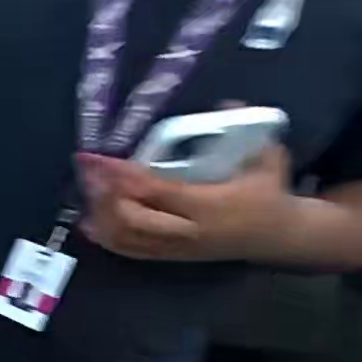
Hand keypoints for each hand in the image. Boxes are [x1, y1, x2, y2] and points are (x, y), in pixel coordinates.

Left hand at [75, 145, 293, 261]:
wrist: (276, 237)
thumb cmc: (269, 193)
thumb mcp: (267, 158)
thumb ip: (244, 130)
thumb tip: (223, 104)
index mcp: (207, 206)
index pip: (154, 191)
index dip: (122, 176)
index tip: (99, 159)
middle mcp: (185, 232)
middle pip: (131, 219)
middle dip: (104, 195)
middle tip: (87, 170)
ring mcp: (173, 249)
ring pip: (125, 239)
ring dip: (100, 215)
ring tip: (86, 188)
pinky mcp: (167, 258)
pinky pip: (130, 251)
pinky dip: (106, 237)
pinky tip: (89, 221)